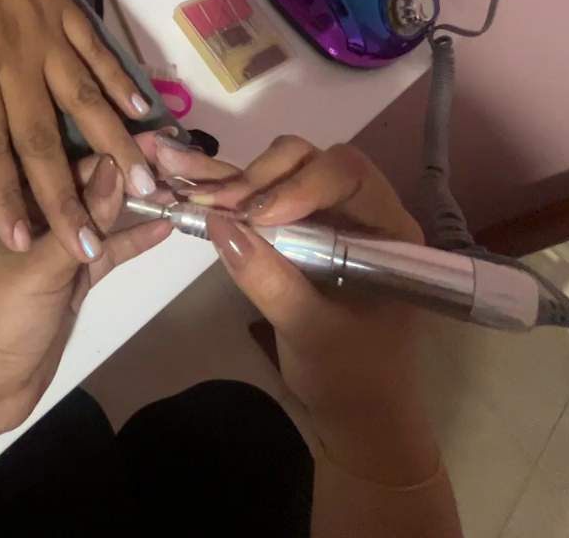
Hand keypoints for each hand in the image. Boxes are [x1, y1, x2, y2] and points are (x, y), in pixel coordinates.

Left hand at [0, 0, 156, 262]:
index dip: (4, 194)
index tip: (23, 241)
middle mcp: (15, 54)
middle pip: (42, 136)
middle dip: (64, 195)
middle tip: (87, 246)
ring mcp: (47, 29)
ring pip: (85, 98)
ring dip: (113, 147)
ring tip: (143, 188)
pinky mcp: (65, 6)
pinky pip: (98, 50)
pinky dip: (120, 82)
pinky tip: (142, 112)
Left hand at [0, 154, 171, 440]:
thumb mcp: (42, 263)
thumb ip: (82, 217)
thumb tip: (117, 163)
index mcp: (20, 202)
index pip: (71, 163)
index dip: (111, 149)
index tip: (156, 137)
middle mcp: (40, 217)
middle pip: (91, 187)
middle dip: (131, 173)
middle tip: (181, 158)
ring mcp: (58, 250)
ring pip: (103, 219)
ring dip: (138, 205)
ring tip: (182, 187)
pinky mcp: (73, 281)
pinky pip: (108, 252)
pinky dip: (133, 240)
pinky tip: (165, 226)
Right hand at [150, 135, 439, 484]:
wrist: (352, 409)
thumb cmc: (351, 375)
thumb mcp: (311, 331)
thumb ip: (269, 278)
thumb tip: (218, 224)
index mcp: (385, 228)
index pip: (346, 174)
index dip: (300, 184)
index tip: (261, 217)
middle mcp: (355, 209)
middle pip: (307, 160)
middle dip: (262, 176)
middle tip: (225, 207)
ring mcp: (319, 214)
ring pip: (276, 169)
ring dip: (234, 178)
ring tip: (189, 183)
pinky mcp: (288, 226)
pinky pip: (255, 196)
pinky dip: (220, 188)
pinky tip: (183, 179)